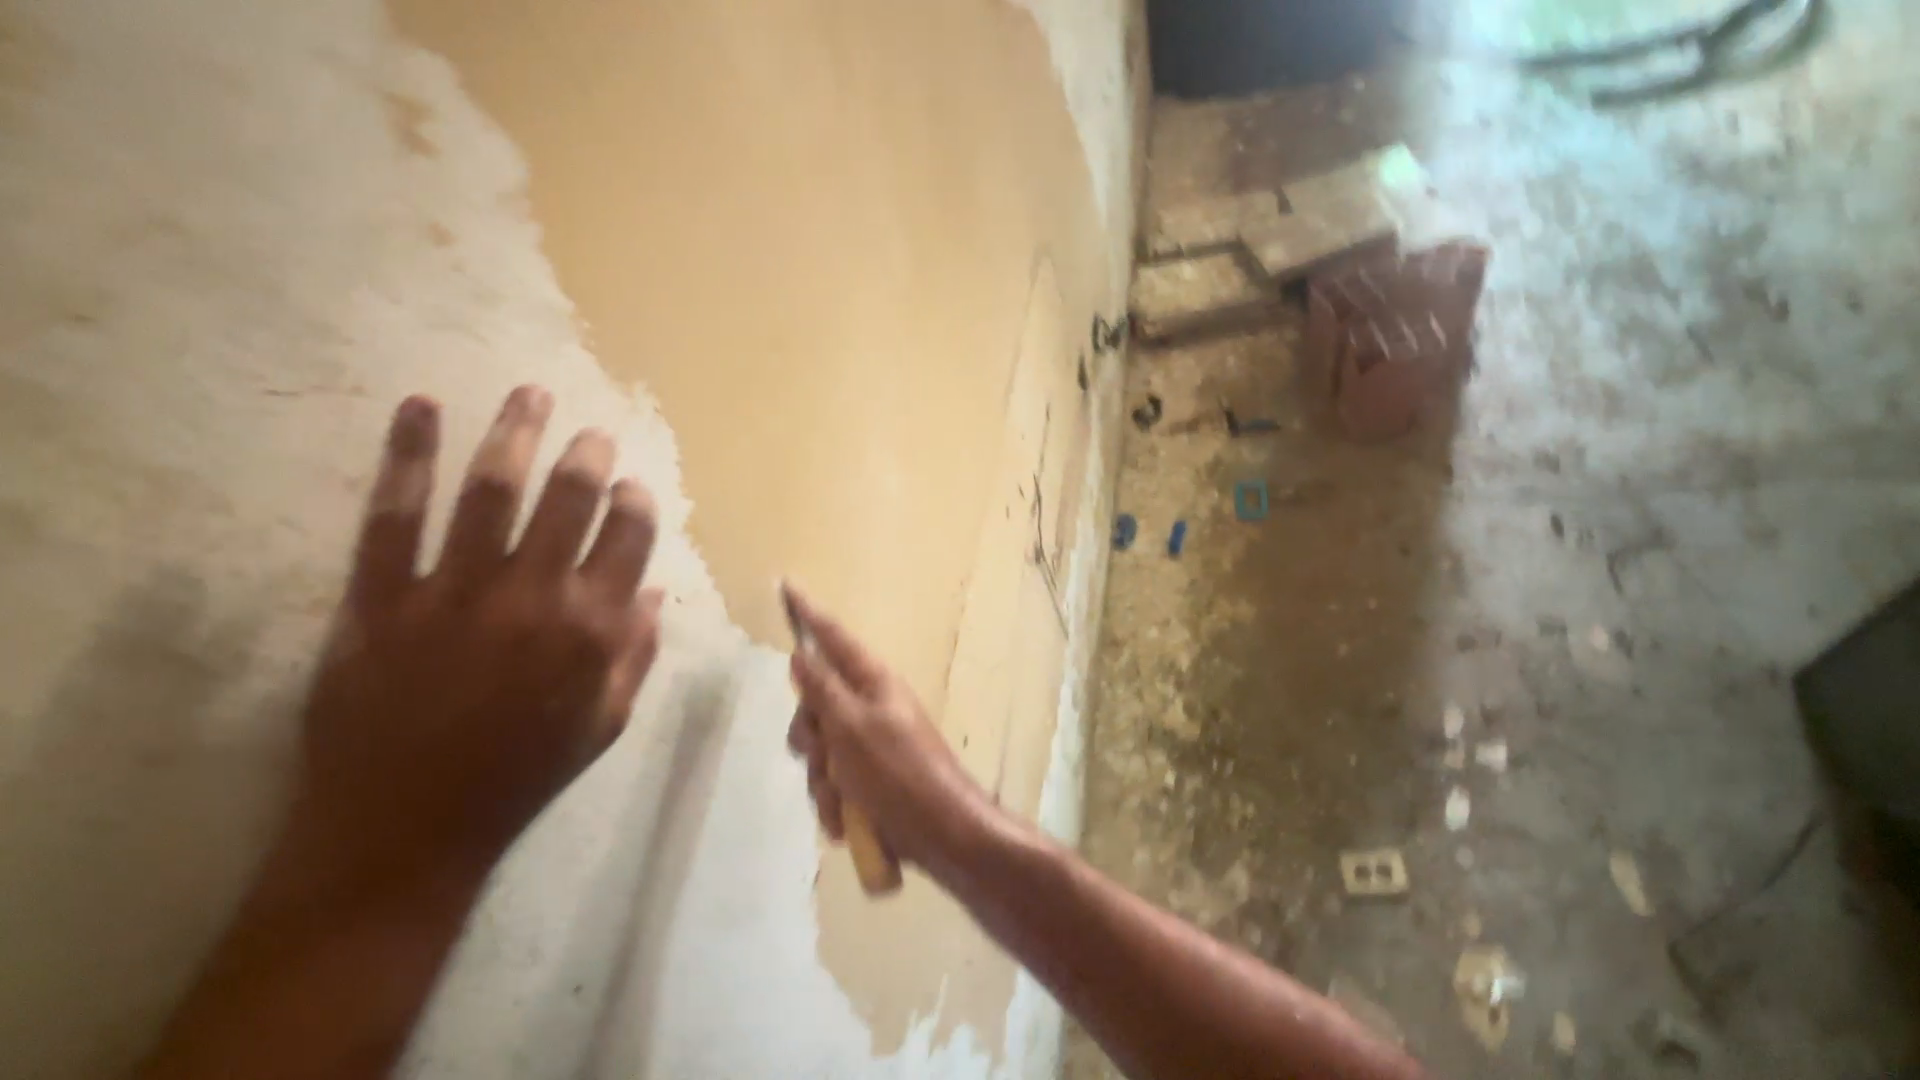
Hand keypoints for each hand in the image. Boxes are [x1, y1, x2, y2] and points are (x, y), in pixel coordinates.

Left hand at [291, 386, 663, 893]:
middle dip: (587, 456)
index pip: (628, 540)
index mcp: (594, 629)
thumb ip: (635, 653)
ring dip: (516, 434)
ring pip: (491, 491)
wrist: (407, 830)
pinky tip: (421, 407)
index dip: (635, 503)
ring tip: (532, 393)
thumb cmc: (519, 777)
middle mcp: (534, 596)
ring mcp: (455, 591)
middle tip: (592, 432)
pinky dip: (406, 455)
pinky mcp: (383, 598)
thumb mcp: (605, 725)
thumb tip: (656, 592)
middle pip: (569, 501)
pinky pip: (394, 516)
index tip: (631, 486)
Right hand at [784, 587, 992, 875]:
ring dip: (823, 783)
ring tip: (845, 804)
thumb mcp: (853, 729)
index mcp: (873, 683)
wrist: (944, 836)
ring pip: (820, 752)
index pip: (833, 638)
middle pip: (814, 706)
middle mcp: (870, 708)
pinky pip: (834, 785)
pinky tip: (850, 825)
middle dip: (810, 740)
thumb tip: (801, 655)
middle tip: (825, 758)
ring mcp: (871, 746)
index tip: (787, 586)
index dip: (808, 615)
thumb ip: (823, 692)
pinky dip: (837, 806)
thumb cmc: (900, 775)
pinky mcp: (870, 781)